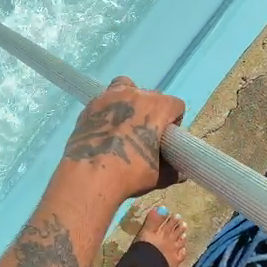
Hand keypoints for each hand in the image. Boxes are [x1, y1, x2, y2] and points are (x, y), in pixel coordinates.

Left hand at [60, 77, 184, 198]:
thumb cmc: (129, 174)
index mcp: (157, 107)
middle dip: (151, 112)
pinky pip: (104, 101)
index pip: (175, 105)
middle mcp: (134, 95)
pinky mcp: (89, 105)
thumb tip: (178, 171)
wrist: (89, 175)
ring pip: (125, 88)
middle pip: (150, 96)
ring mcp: (109, 97)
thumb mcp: (159, 177)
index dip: (173, 121)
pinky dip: (108, 111)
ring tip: (123, 124)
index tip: (166, 137)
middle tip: (144, 134)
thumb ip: (171, 170)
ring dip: (128, 102)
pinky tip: (104, 129)